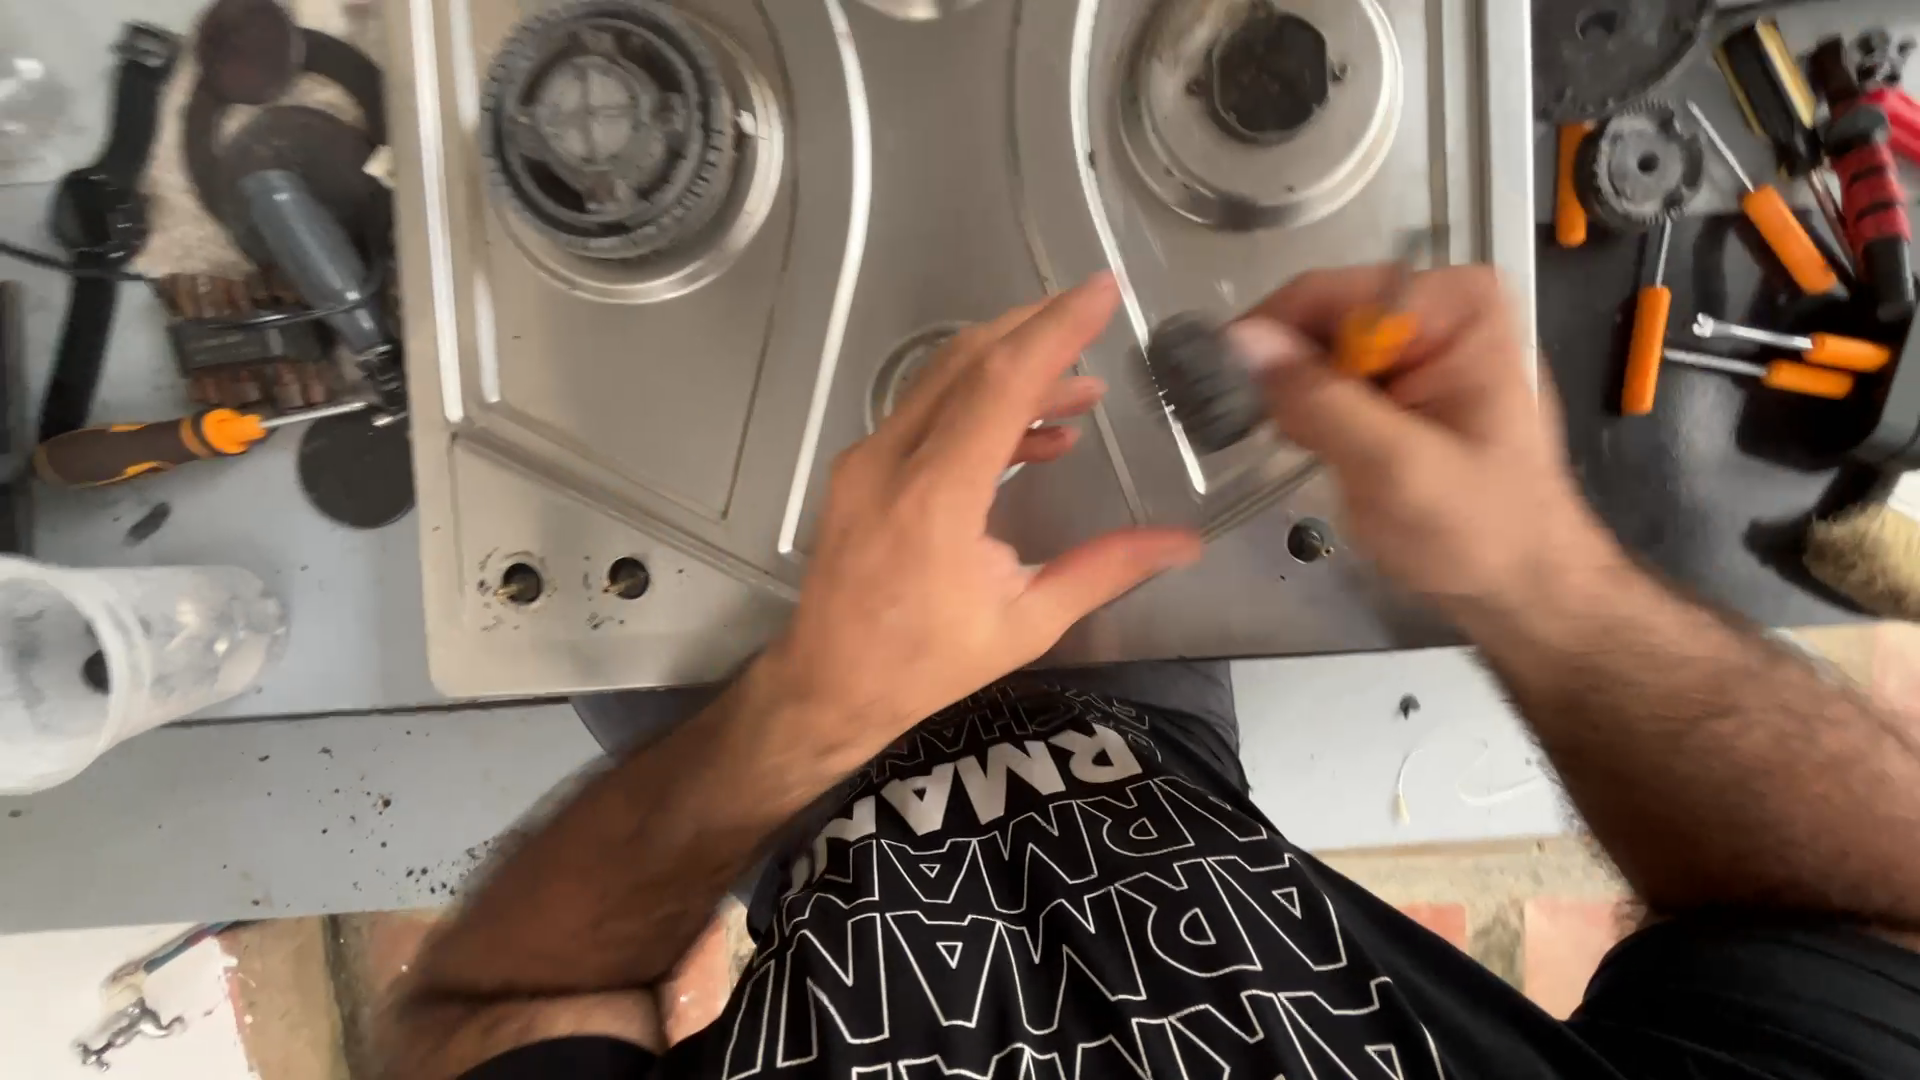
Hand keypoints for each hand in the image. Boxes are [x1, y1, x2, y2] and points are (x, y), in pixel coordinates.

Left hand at [764, 274, 1202, 761]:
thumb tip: (1182, 543)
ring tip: (1078, 391)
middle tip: (1091, 320)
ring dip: (1009, 371)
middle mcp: (892, 461)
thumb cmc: (927, 664)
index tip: (1102, 293)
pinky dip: (978, 409)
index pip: (1000, 384)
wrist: (829, 685)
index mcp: (936, 498)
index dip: (1055, 330)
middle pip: (966, 362)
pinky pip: (924, 415)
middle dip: (1034, 331)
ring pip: (941, 382)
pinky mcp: (859, 470)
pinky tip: (1032, 436)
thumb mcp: (1026, 623)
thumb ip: (1104, 570)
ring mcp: (867, 461)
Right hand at [1228, 265, 1623, 617]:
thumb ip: (1319, 400)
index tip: (1229, 394)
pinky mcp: (1393, 384)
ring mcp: (1413, 347)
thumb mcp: (1392, 466)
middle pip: (1314, 319)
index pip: (1325, 296)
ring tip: (1303, 448)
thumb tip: (1241, 342)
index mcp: (1454, 304)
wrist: (1516, 583)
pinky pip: (1320, 379)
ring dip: (1287, 399)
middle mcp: (1433, 309)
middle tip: (1278, 435)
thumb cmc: (1473, 529)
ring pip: (1308, 352)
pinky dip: (1301, 413)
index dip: (1269, 341)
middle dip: (1282, 376)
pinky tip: (1315, 448)